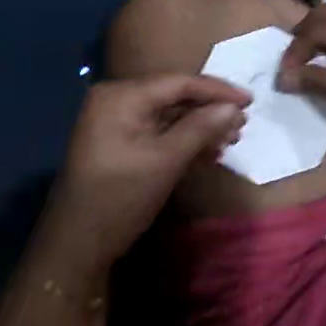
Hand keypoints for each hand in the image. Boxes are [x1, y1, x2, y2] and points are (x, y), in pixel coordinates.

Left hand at [38, 75, 251, 281]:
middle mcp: (116, 99)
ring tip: (229, 142)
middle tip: (241, 128)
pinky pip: (156, 131)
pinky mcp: (117, 142)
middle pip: (173, 96)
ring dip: (198, 128)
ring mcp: (114, 121)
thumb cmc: (120, 197)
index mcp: (121, 95)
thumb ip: (200, 129)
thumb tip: (233, 108)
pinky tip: (206, 153)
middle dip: (208, 112)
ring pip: (167, 115)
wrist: (76, 243)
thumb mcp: (165, 161)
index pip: (178, 82)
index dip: (216, 91)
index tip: (249, 102)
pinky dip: (181, 140)